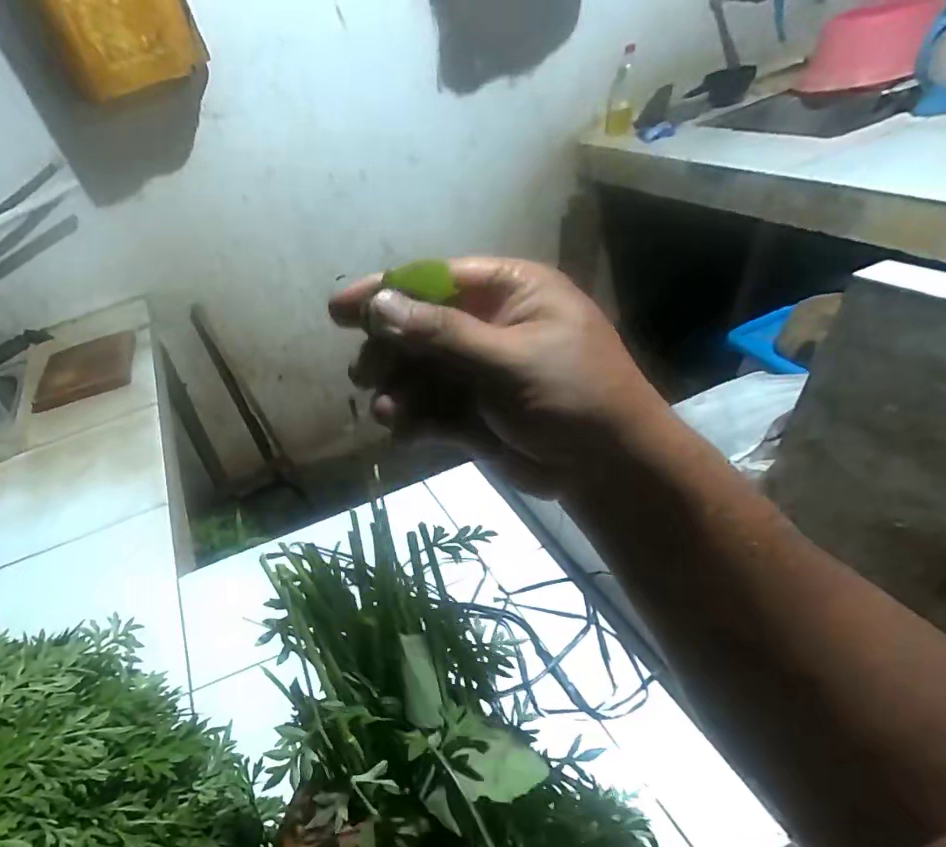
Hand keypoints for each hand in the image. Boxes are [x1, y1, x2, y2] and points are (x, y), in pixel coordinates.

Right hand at [328, 257, 660, 494]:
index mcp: (508, 292)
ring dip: (397, 391)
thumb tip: (379, 304)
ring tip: (388, 411)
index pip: (435, 280)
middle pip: (418, 328)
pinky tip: (404, 431)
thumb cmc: (571, 395)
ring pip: (418, 373)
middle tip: (366, 374)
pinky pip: (429, 410)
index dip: (385, 292)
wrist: (606, 467)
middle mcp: (488, 327)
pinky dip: (413, 420)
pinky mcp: (471, 414)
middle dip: (389, 351)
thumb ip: (442, 334)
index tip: (340, 309)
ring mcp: (478, 373)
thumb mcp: (508, 359)